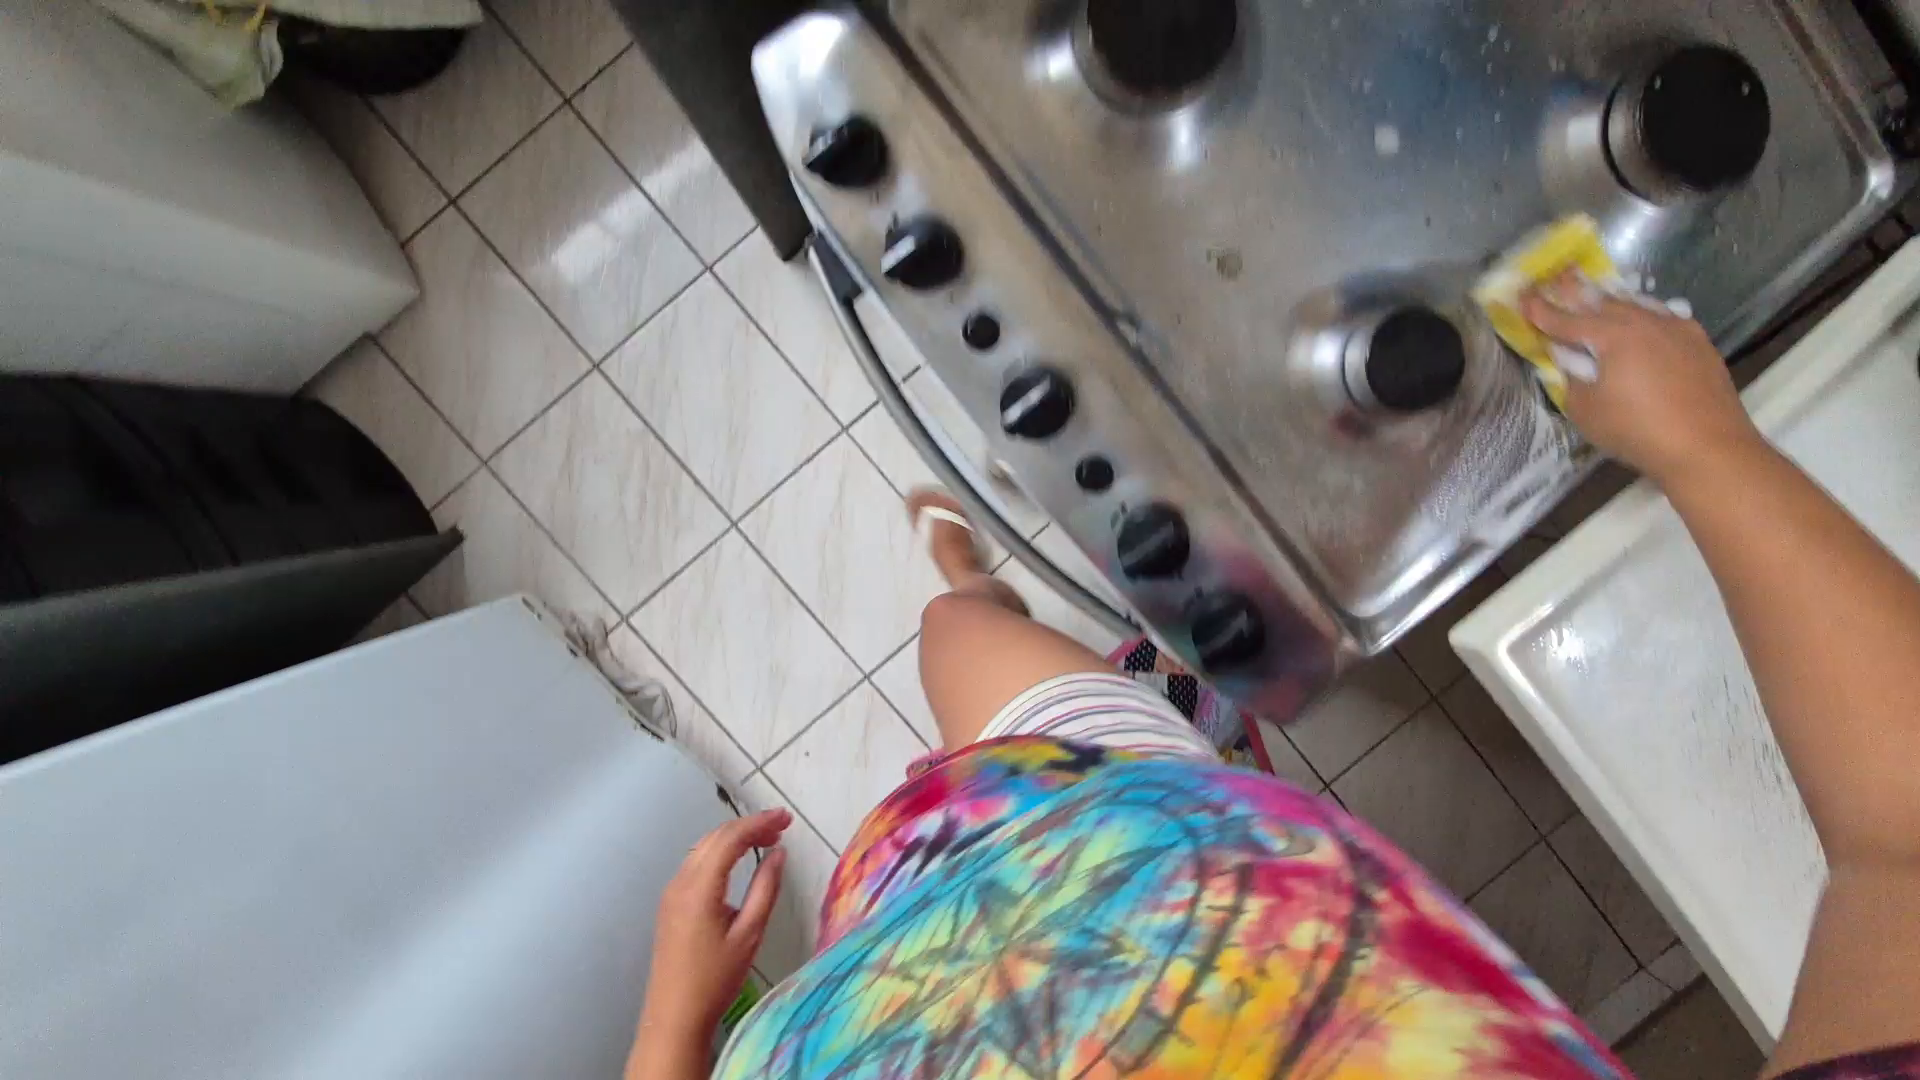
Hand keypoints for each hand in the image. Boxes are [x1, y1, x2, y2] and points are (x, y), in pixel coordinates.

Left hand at [628, 809, 788, 1076]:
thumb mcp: (749, 934)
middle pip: (716, 837)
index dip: (760, 822)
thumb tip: (779, 853)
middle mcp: (680, 882)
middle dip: (749, 825)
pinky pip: (697, 862)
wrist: (673, 1018)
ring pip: (704, 847)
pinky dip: (721, 851)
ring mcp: (672, 892)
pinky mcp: (670, 903)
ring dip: (735, 837)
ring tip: (766, 839)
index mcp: (699, 888)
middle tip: (781, 826)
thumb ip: (765, 888)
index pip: (731, 838)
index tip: (787, 819)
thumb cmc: (715, 979)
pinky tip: (739, 860)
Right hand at [1521, 274, 1763, 487]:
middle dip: (1577, 295)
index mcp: (1616, 336)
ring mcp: (1679, 331)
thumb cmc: (1634, 429)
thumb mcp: (1584, 407)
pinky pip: (1662, 319)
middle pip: (1605, 303)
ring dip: (1610, 303)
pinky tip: (1636, 320)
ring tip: (1594, 296)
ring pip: (1637, 306)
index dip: (1541, 310)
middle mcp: (1649, 323)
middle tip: (1555, 283)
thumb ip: (1572, 377)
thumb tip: (1571, 361)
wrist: (1706, 446)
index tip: (1522, 296)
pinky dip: (1640, 315)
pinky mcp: (1698, 344)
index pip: (1568, 320)